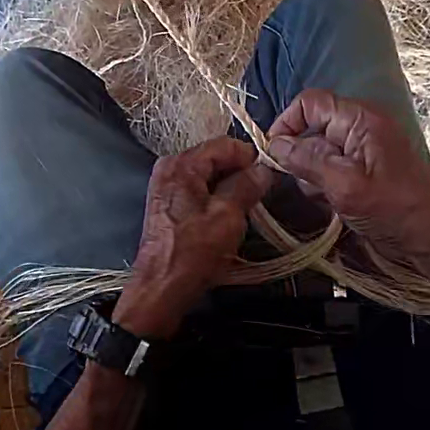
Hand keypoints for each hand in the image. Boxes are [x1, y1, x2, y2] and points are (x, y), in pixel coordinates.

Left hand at [114, 138, 274, 339]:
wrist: (162, 286)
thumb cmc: (193, 251)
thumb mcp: (227, 216)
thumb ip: (246, 186)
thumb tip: (262, 170)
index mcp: (182, 164)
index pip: (225, 144)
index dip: (250, 157)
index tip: (268, 176)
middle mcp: (169, 168)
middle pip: (214, 158)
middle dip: (239, 174)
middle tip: (259, 196)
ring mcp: (166, 186)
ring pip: (208, 176)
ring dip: (228, 189)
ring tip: (245, 210)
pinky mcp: (167, 205)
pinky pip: (198, 191)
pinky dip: (214, 199)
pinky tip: (226, 218)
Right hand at [265, 88, 429, 263]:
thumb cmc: (395, 211)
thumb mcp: (345, 185)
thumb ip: (307, 160)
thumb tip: (273, 144)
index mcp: (361, 120)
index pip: (310, 103)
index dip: (286, 123)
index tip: (273, 154)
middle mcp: (360, 129)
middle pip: (310, 129)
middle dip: (300, 157)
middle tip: (308, 184)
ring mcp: (362, 151)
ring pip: (316, 153)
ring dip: (311, 176)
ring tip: (327, 199)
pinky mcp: (361, 171)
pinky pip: (328, 170)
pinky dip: (323, 186)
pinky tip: (333, 205)